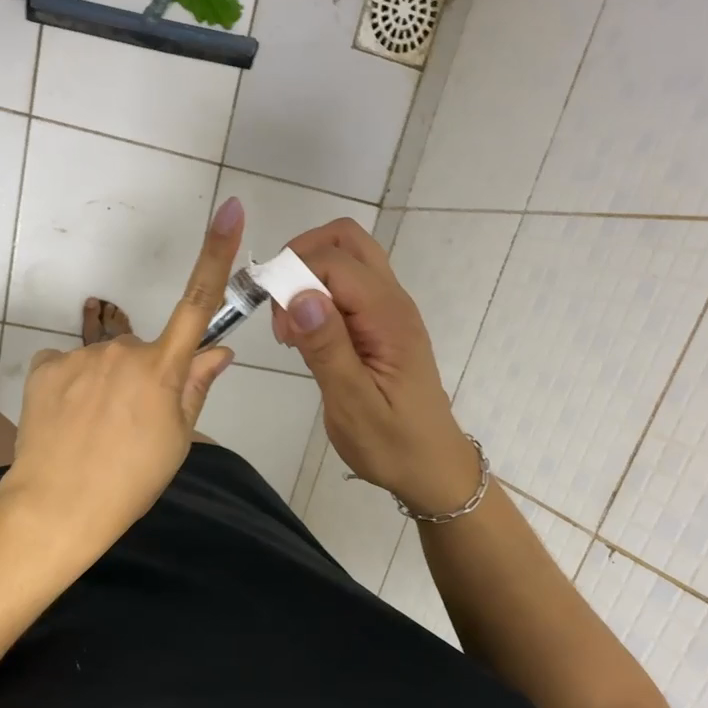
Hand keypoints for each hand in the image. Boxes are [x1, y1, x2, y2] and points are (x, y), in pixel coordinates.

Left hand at [0, 198, 241, 548]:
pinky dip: (70, 388)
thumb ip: (196, 389)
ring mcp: (79, 357)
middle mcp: (121, 352)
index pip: (197, 305)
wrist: (59, 507)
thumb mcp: (177, 442)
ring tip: (93, 434)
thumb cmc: (130, 482)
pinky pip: (67, 367)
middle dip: (142, 379)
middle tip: (130, 430)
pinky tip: (66, 422)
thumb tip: (219, 351)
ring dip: (103, 387)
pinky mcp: (44, 367)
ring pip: (103, 363)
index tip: (231, 210)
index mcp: (162, 371)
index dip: (216, 256)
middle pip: (142, 353)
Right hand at [271, 218, 478, 514]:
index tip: (277, 325)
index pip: (334, 261)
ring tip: (289, 329)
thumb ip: (327, 347)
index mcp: (388, 318)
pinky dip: (317, 295)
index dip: (294, 277)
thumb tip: (299, 294)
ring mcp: (388, 310)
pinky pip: (347, 286)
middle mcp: (392, 301)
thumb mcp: (353, 403)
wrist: (430, 467)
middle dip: (300, 259)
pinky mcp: (380, 324)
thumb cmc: (391, 444)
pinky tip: (305, 336)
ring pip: (346, 258)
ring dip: (307, 276)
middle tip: (277, 309)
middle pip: (345, 240)